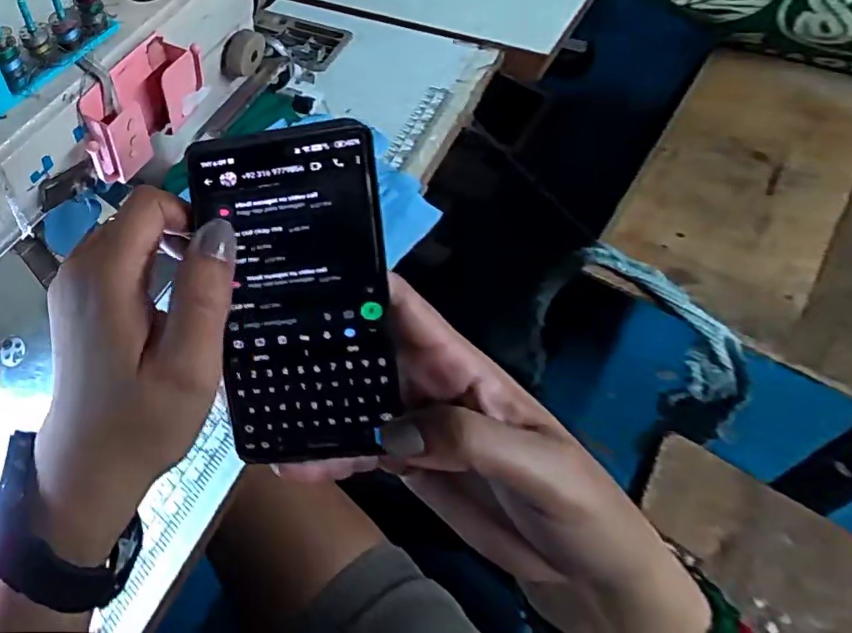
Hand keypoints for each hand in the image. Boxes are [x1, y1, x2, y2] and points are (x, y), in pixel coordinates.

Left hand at [32, 188, 235, 564]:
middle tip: (208, 282)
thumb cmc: (140, 423)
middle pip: (135, 217)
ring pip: (125, 235)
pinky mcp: (71, 297)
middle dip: (176, 235)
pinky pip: (112, 258)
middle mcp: (78, 265)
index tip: (212, 256)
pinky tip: (161, 309)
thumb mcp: (189, 365)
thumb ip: (204, 292)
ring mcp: (70, 280)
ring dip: (161, 251)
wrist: (84, 470)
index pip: (147, 203)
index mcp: (104, 274)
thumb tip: (218, 229)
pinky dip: (142, 267)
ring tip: (189, 297)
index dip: (186, 215)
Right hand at [279, 275, 708, 632]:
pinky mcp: (405, 462)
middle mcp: (427, 383)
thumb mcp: (539, 465)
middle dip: (319, 341)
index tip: (311, 274)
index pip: (406, 309)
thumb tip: (393, 429)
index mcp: (460, 365)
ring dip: (314, 404)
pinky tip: (295, 464)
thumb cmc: (581, 503)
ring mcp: (413, 422)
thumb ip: (468, 438)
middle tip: (263, 340)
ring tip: (267, 409)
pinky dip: (327, 455)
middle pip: (365, 349)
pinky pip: (358, 449)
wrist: (587, 576)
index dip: (363, 285)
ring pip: (353, 401)